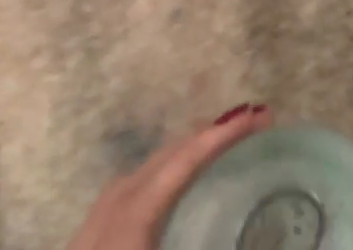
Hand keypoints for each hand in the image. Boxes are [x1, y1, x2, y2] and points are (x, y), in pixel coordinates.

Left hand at [68, 103, 273, 249]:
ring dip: (183, 154)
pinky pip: (128, 193)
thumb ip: (208, 243)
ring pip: (141, 173)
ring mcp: (90, 233)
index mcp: (129, 226)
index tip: (260, 115)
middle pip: (160, 160)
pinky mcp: (85, 247)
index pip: (180, 164)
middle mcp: (107, 218)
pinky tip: (175, 190)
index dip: (220, 135)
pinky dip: (161, 176)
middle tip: (252, 125)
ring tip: (221, 148)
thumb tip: (267, 241)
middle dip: (207, 136)